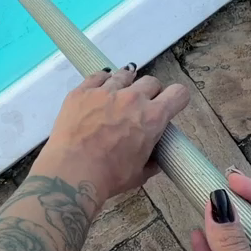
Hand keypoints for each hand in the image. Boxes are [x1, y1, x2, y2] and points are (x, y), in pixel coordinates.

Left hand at [37, 65, 186, 202]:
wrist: (72, 169)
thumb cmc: (109, 176)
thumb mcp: (140, 173)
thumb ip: (151, 160)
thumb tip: (154, 158)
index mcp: (152, 117)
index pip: (178, 93)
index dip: (176, 99)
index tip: (170, 104)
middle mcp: (132, 98)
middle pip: (151, 81)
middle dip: (150, 93)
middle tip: (141, 106)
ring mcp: (105, 91)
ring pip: (124, 75)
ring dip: (126, 84)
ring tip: (119, 96)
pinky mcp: (82, 90)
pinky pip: (97, 76)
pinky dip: (102, 82)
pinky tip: (99, 92)